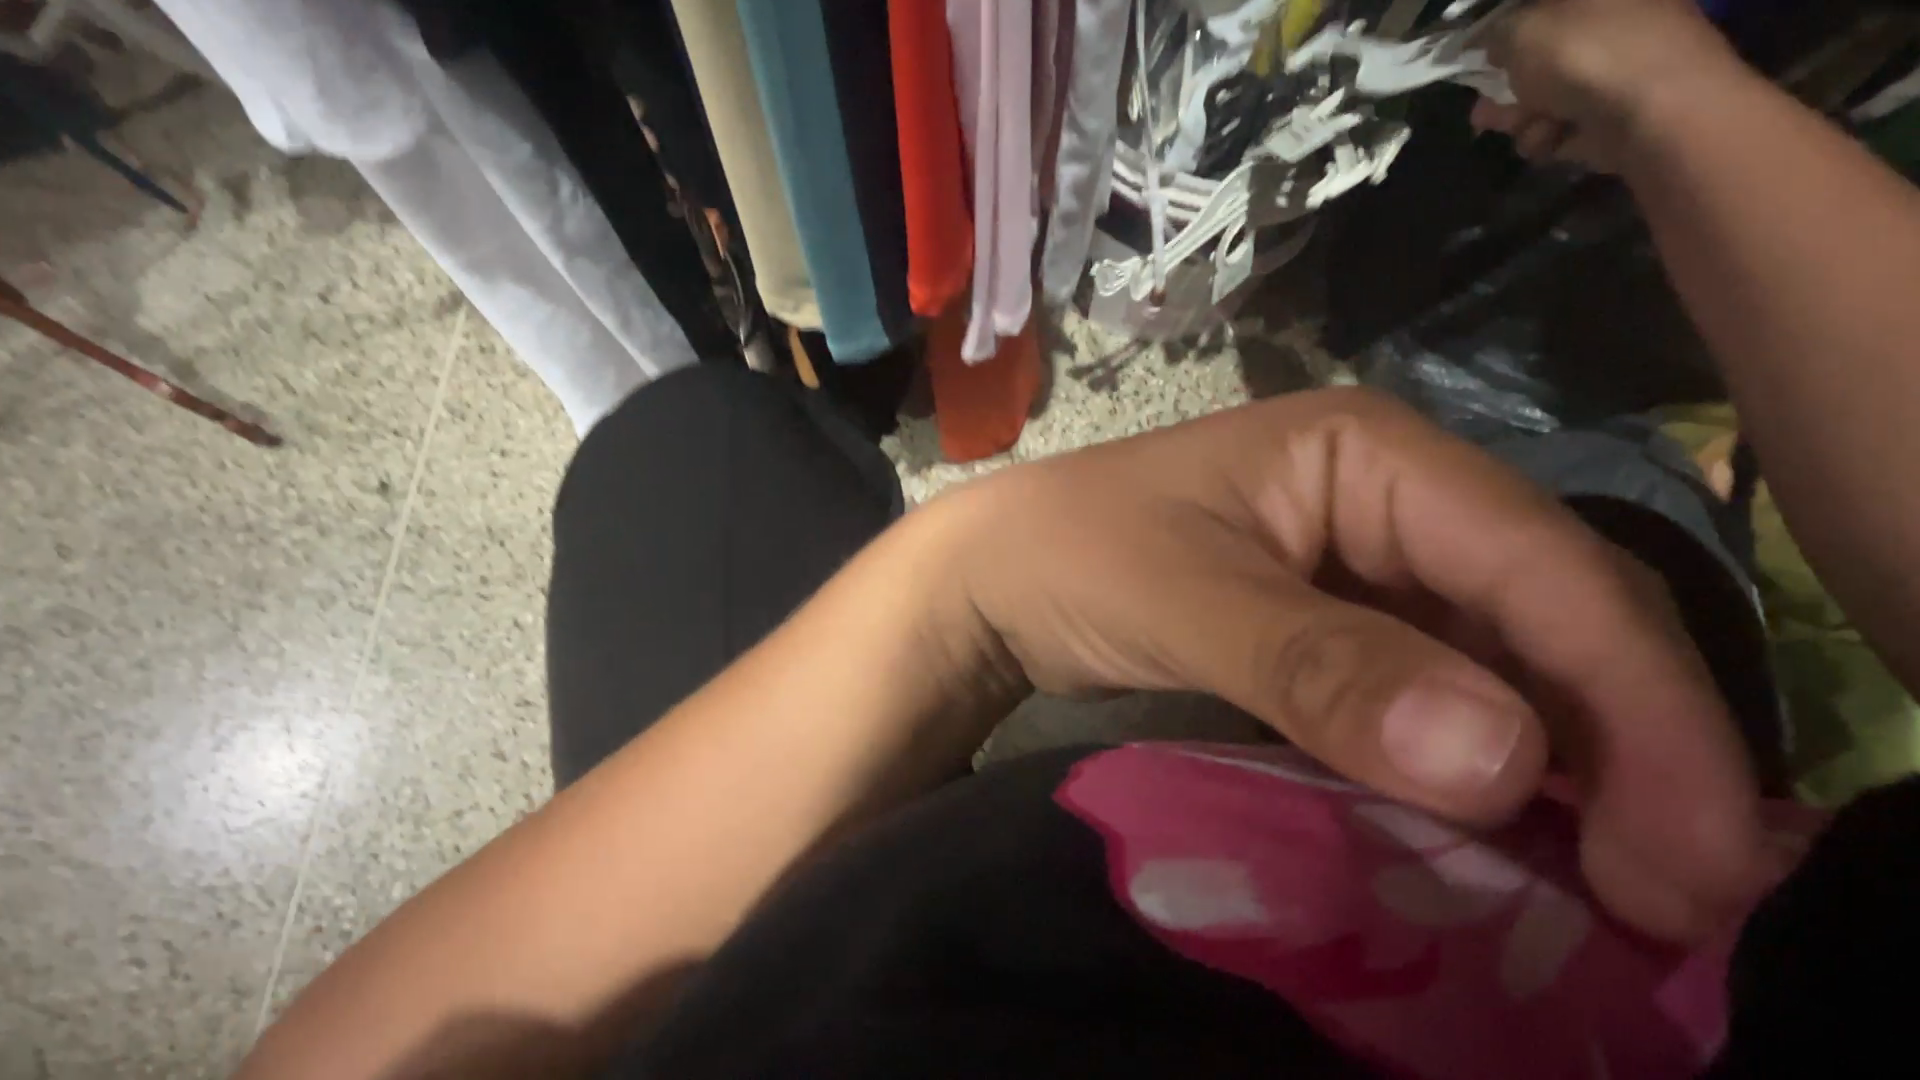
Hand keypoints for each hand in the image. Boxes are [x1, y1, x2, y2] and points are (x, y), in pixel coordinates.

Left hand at [936, 388, 1769, 941]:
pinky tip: (1525, 841)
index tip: (1689, 855)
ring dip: (1577, 772)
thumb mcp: (1185, 602)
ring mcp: (1377, 568)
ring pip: (1515, 665)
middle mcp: (1399, 503)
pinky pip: (1449, 696)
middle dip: (1630, 750)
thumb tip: (1501, 761)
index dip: (1636, 704)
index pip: (1543, 566)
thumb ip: (1324, 670)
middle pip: (1553, 617)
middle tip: (1680, 902)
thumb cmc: (1072, 555)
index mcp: (1374, 455)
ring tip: (1629, 897)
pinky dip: (1491, 768)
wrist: (998, 574)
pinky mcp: (1348, 629)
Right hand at [1470, 0, 1752, 170]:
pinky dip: (1550, 135)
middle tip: (1485, 109)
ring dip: (1523, 117)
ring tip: (1524, 126)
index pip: (1538, 5)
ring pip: (1547, 95)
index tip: (1477, 52)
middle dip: (1507, 87)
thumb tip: (1492, 42)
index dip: (1502, 30)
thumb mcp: (1523, 31)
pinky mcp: (1616, 112)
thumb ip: (1496, 33)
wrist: (1655, 111)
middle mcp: (1614, 19)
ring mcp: (1618, 67)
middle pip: (1540, 55)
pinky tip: (1553, 138)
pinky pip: (1565, 124)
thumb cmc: (1587, 55)